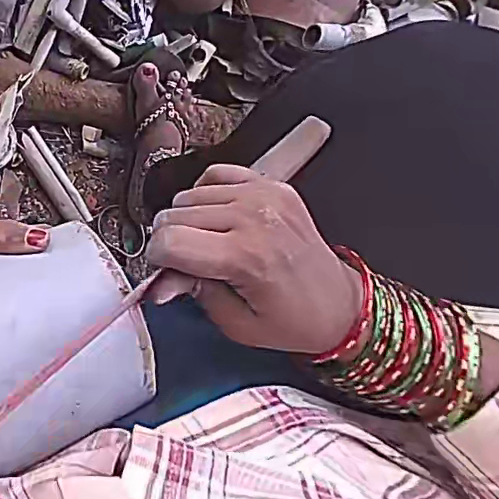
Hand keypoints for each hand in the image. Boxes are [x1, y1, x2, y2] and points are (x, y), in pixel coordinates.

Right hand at [145, 165, 361, 354]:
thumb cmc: (293, 320)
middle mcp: (254, 217)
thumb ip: (193, 293)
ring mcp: (263, 194)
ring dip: (188, 220)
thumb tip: (158, 281)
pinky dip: (207, 194)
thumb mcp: (237, 324)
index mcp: (246, 256)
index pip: (169, 241)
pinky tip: (219, 217)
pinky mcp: (270, 183)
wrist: (340, 303)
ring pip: (188, 195)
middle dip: (171, 242)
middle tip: (190, 264)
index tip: (167, 272)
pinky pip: (215, 175)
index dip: (158, 260)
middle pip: (173, 215)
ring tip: (211, 244)